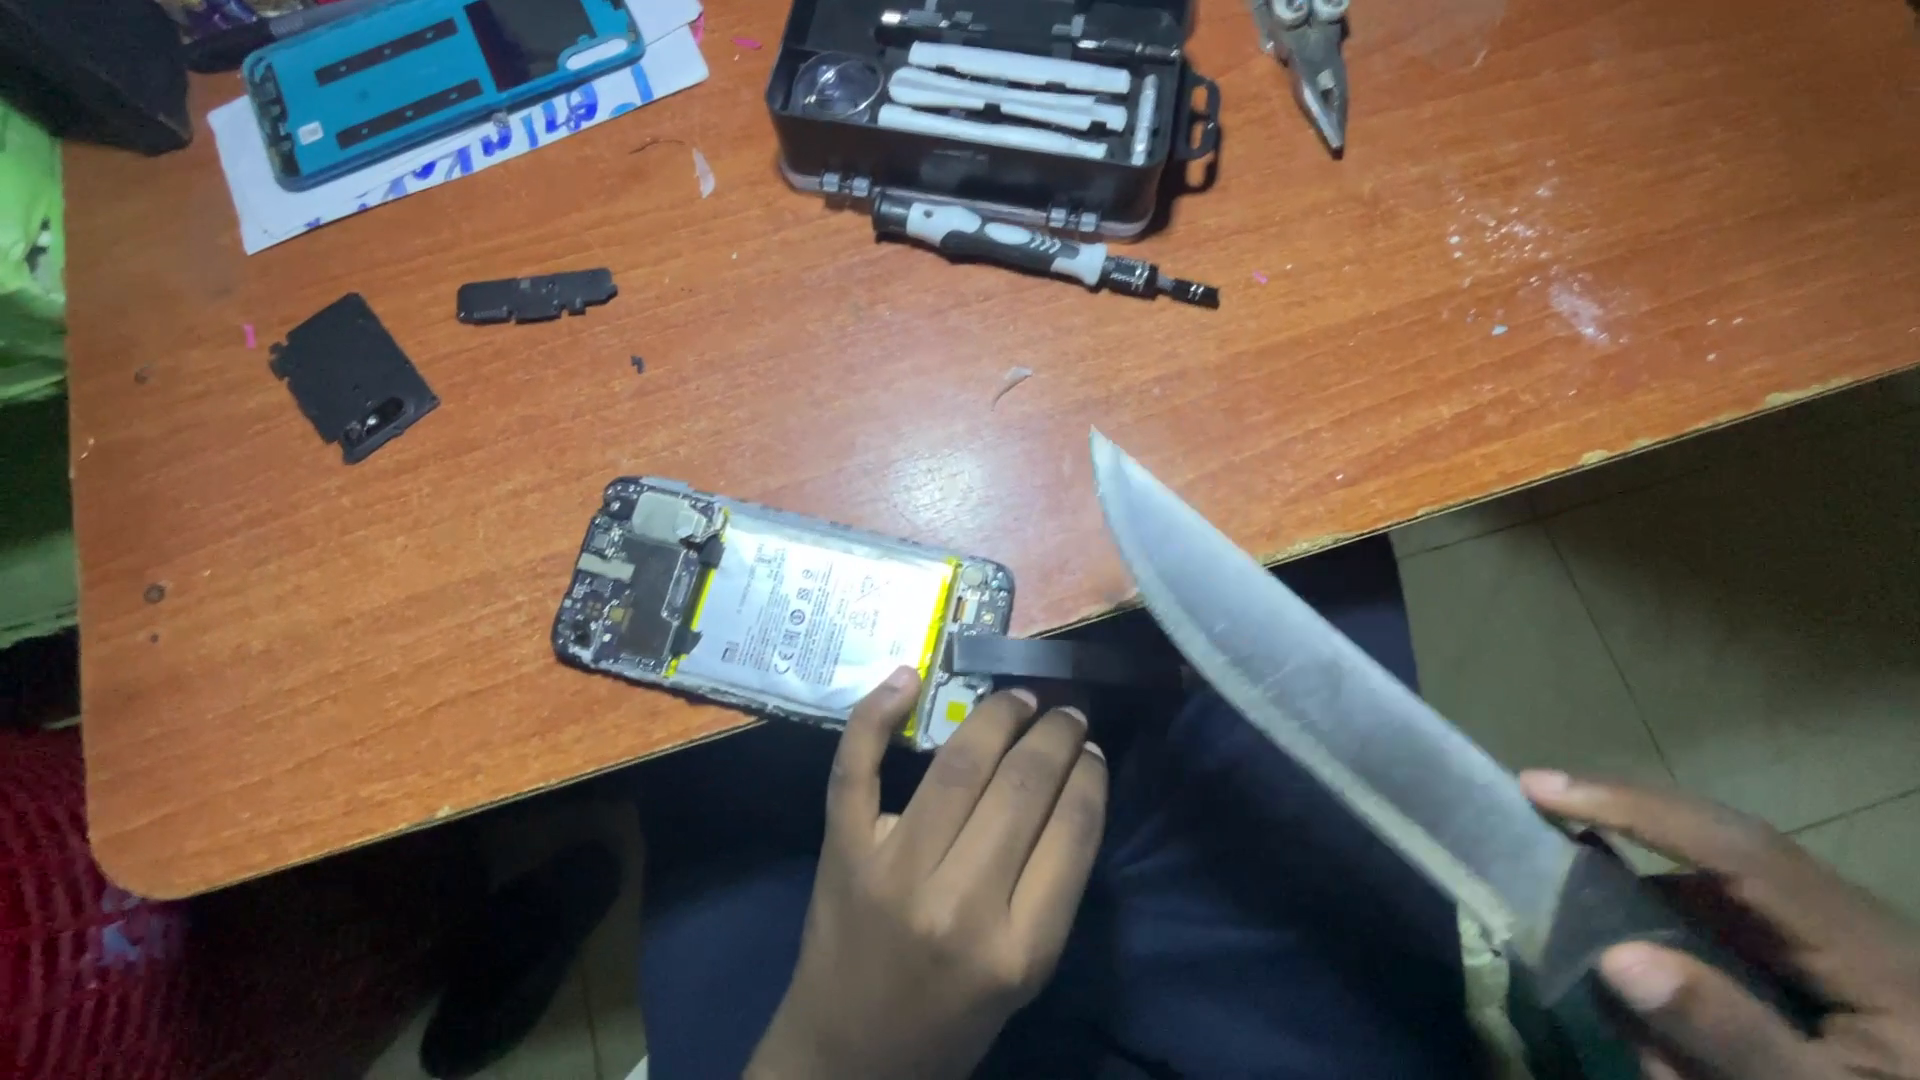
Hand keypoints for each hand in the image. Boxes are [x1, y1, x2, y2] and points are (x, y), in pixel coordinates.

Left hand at [747, 668, 1108, 1079]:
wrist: (848, 1055)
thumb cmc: (952, 1020)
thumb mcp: (1025, 974)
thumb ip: (1052, 887)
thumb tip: (1072, 785)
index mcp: (1018, 950)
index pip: (1071, 833)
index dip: (1089, 779)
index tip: (1093, 752)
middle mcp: (957, 906)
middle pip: (1020, 788)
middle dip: (1055, 736)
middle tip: (1066, 714)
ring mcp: (892, 871)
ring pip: (957, 765)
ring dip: (997, 716)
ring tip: (1021, 698)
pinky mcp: (842, 850)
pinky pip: (857, 768)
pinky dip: (876, 715)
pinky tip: (907, 678)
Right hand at [1520, 770, 1919, 1078]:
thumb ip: (1729, 1033)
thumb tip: (1613, 957)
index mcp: (1866, 942)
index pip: (1734, 845)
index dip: (1634, 807)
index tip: (1538, 787)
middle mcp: (1845, 919)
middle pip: (1712, 859)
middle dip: (1624, 862)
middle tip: (1544, 847)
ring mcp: (1831, 942)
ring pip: (1705, 905)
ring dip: (1647, 939)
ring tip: (1650, 1036)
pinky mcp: (1817, 968)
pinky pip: (1719, 939)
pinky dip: (1677, 970)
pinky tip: (1674, 1043)